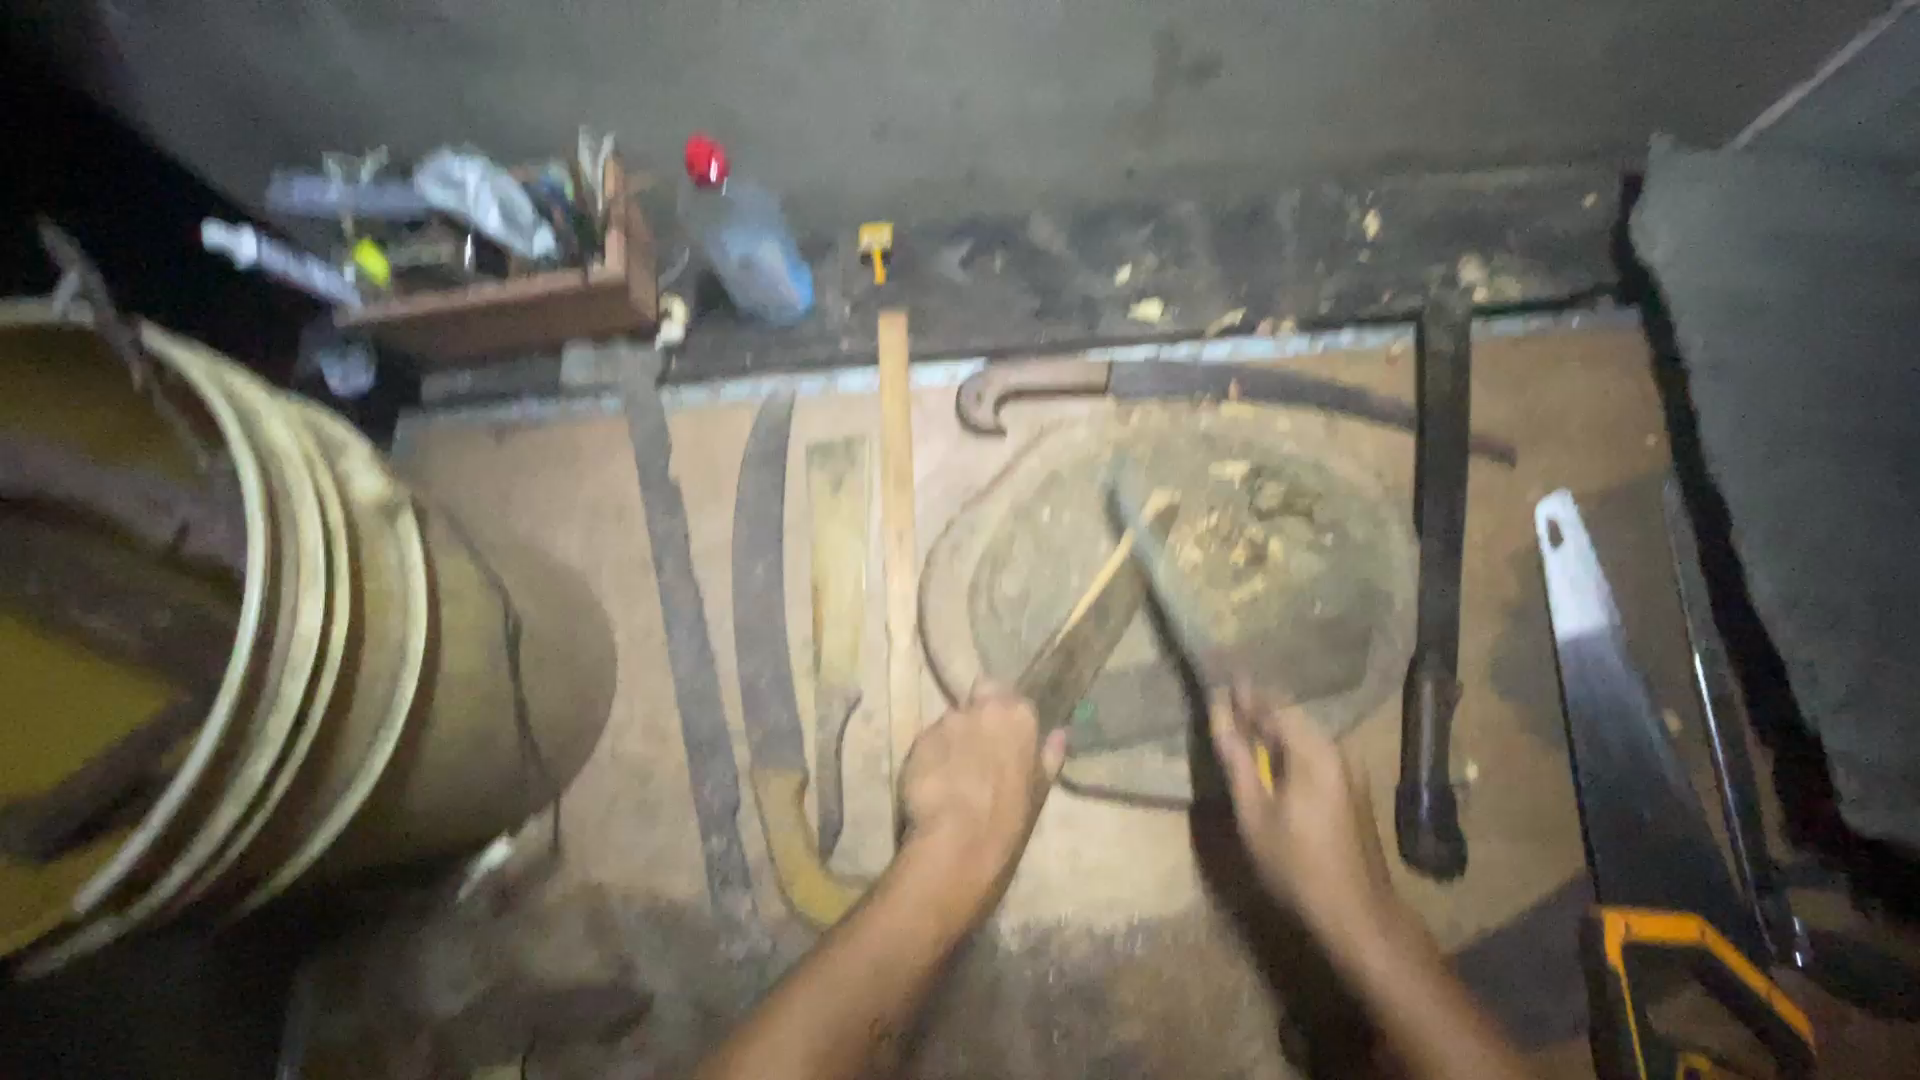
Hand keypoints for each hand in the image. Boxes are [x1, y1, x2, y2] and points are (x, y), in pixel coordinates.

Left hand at [898, 680, 1067, 879]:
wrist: (960, 839)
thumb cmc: (1010, 818)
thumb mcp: (1040, 789)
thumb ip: (1050, 754)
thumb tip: (1060, 734)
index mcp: (1019, 715)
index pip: (1012, 699)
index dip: (1005, 718)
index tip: (1003, 739)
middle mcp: (984, 707)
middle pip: (979, 700)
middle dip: (978, 718)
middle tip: (977, 750)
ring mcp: (949, 720)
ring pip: (952, 720)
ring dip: (953, 737)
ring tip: (952, 769)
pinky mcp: (919, 737)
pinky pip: (928, 740)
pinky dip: (931, 754)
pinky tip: (933, 779)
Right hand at [1209, 684, 1396, 942]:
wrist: (1357, 914)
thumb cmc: (1296, 864)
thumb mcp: (1254, 813)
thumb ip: (1237, 760)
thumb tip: (1219, 716)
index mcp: (1313, 752)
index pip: (1275, 706)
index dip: (1246, 693)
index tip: (1222, 679)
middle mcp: (1337, 752)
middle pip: (1292, 718)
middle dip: (1258, 710)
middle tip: (1226, 704)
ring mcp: (1349, 772)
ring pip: (1303, 737)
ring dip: (1272, 731)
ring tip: (1241, 729)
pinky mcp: (1352, 790)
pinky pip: (1314, 755)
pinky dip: (1288, 750)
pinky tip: (1269, 762)